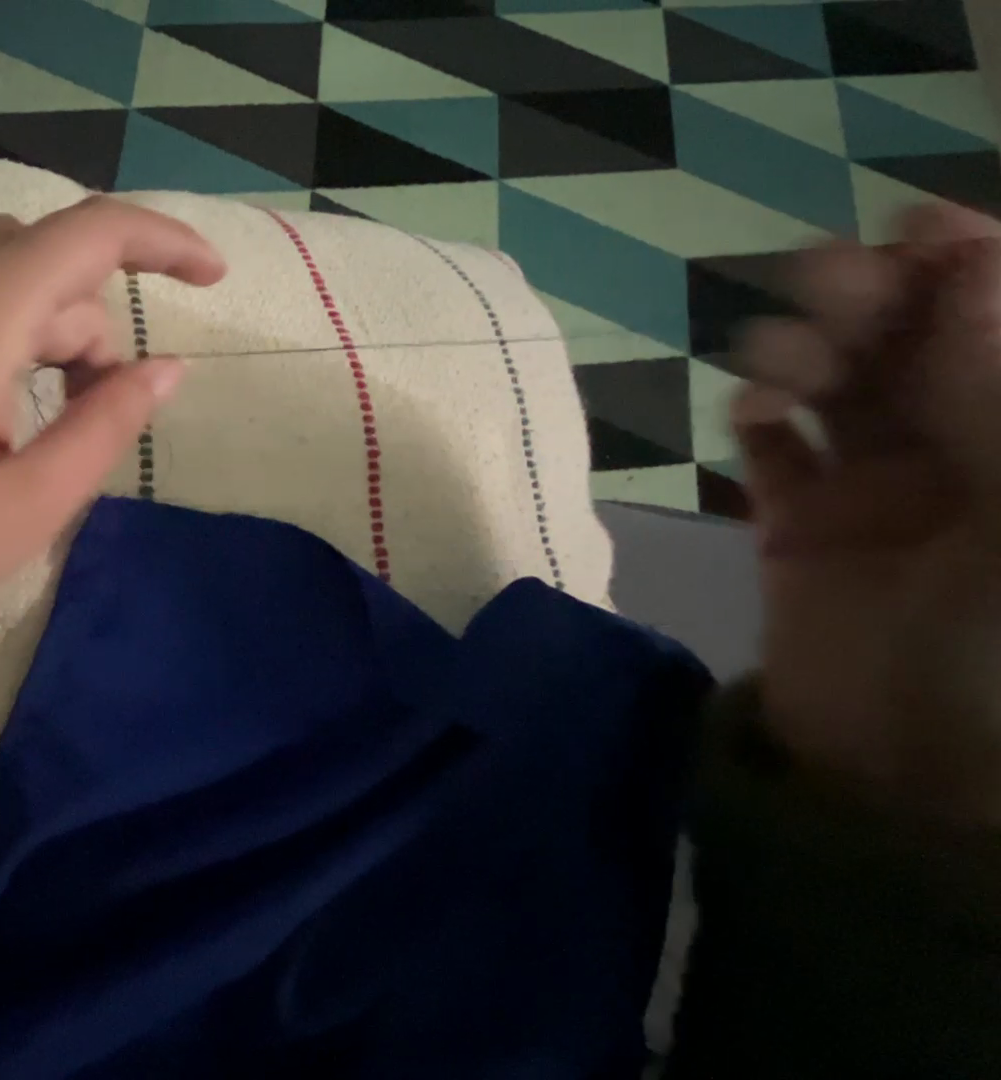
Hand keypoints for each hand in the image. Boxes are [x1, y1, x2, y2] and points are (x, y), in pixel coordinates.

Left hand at [0, 197, 225, 663]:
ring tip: (36, 416)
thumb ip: (106, 426)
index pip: (92, 232)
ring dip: (42, 325)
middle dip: (92, 330)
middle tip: (93, 421)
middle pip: (46, 262)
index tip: (213, 281)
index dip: (165, 243)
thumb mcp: (26, 505)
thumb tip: (168, 368)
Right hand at [736, 203, 1000, 822]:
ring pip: (840, 388)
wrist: (911, 775)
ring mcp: (885, 489)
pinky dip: (759, 422)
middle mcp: (978, 450)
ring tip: (778, 366)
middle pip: (923, 345)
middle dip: (874, 302)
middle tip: (823, 285)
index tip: (919, 225)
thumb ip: (994, 388)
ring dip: (805, 356)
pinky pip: (774, 453)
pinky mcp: (800, 526)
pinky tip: (754, 418)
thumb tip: (962, 257)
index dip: (980, 265)